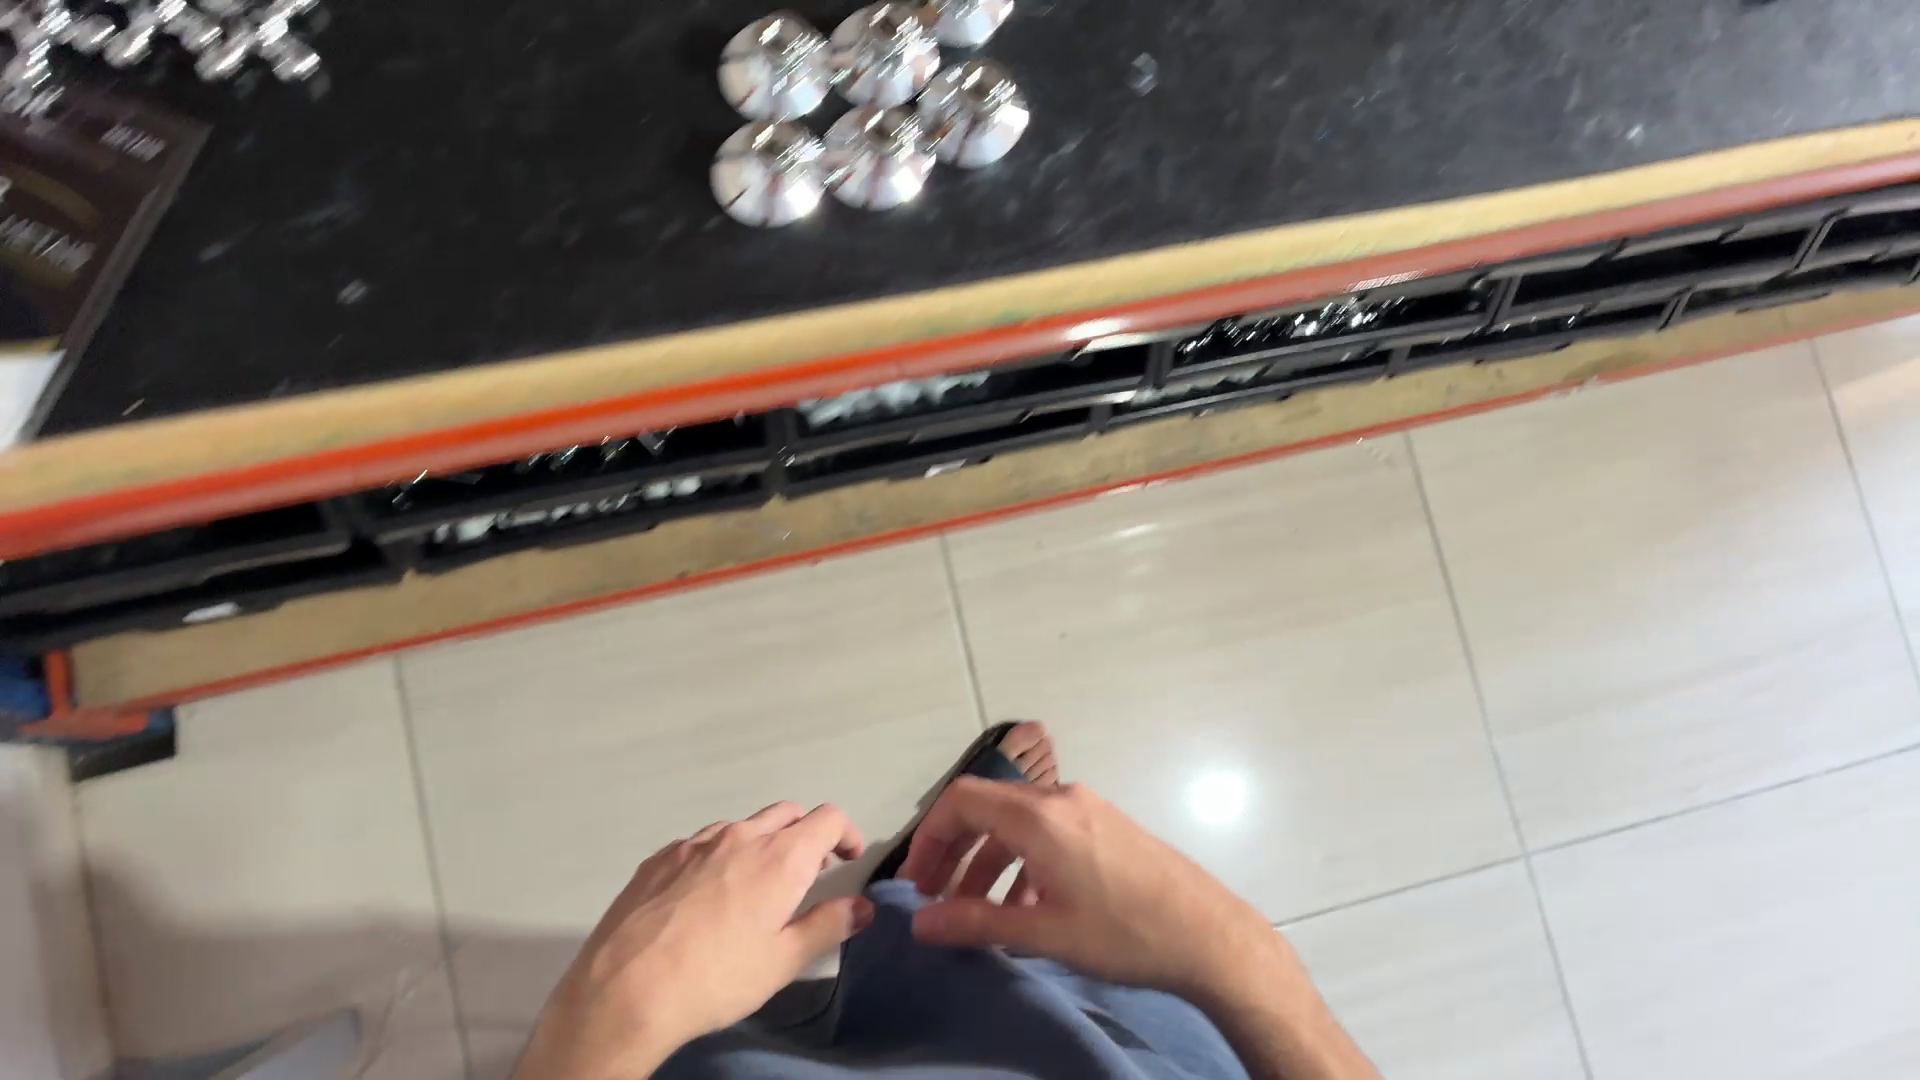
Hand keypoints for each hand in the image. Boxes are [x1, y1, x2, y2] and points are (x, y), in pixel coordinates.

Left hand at [513, 802, 871, 1079]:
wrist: (623, 991)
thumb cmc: (715, 978)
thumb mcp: (783, 962)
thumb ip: (828, 926)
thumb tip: (863, 905)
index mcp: (781, 856)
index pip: (829, 818)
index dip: (846, 833)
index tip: (848, 858)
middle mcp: (742, 835)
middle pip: (788, 812)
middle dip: (806, 834)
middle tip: (806, 874)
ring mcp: (696, 842)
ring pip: (744, 826)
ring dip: (761, 843)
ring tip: (753, 886)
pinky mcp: (660, 857)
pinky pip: (702, 843)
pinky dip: (720, 856)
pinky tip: (704, 896)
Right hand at [896, 777, 1284, 1001]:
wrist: (1210, 934)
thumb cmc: (1123, 932)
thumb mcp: (1044, 933)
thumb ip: (976, 922)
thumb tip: (920, 923)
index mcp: (1038, 815)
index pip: (961, 800)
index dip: (930, 836)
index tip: (917, 880)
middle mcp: (1058, 797)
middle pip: (986, 807)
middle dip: (953, 849)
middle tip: (933, 896)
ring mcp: (1084, 807)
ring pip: (1016, 822)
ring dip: (987, 860)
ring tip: (974, 911)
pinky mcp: (1103, 823)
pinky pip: (1046, 831)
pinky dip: (1022, 861)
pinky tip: (1025, 907)